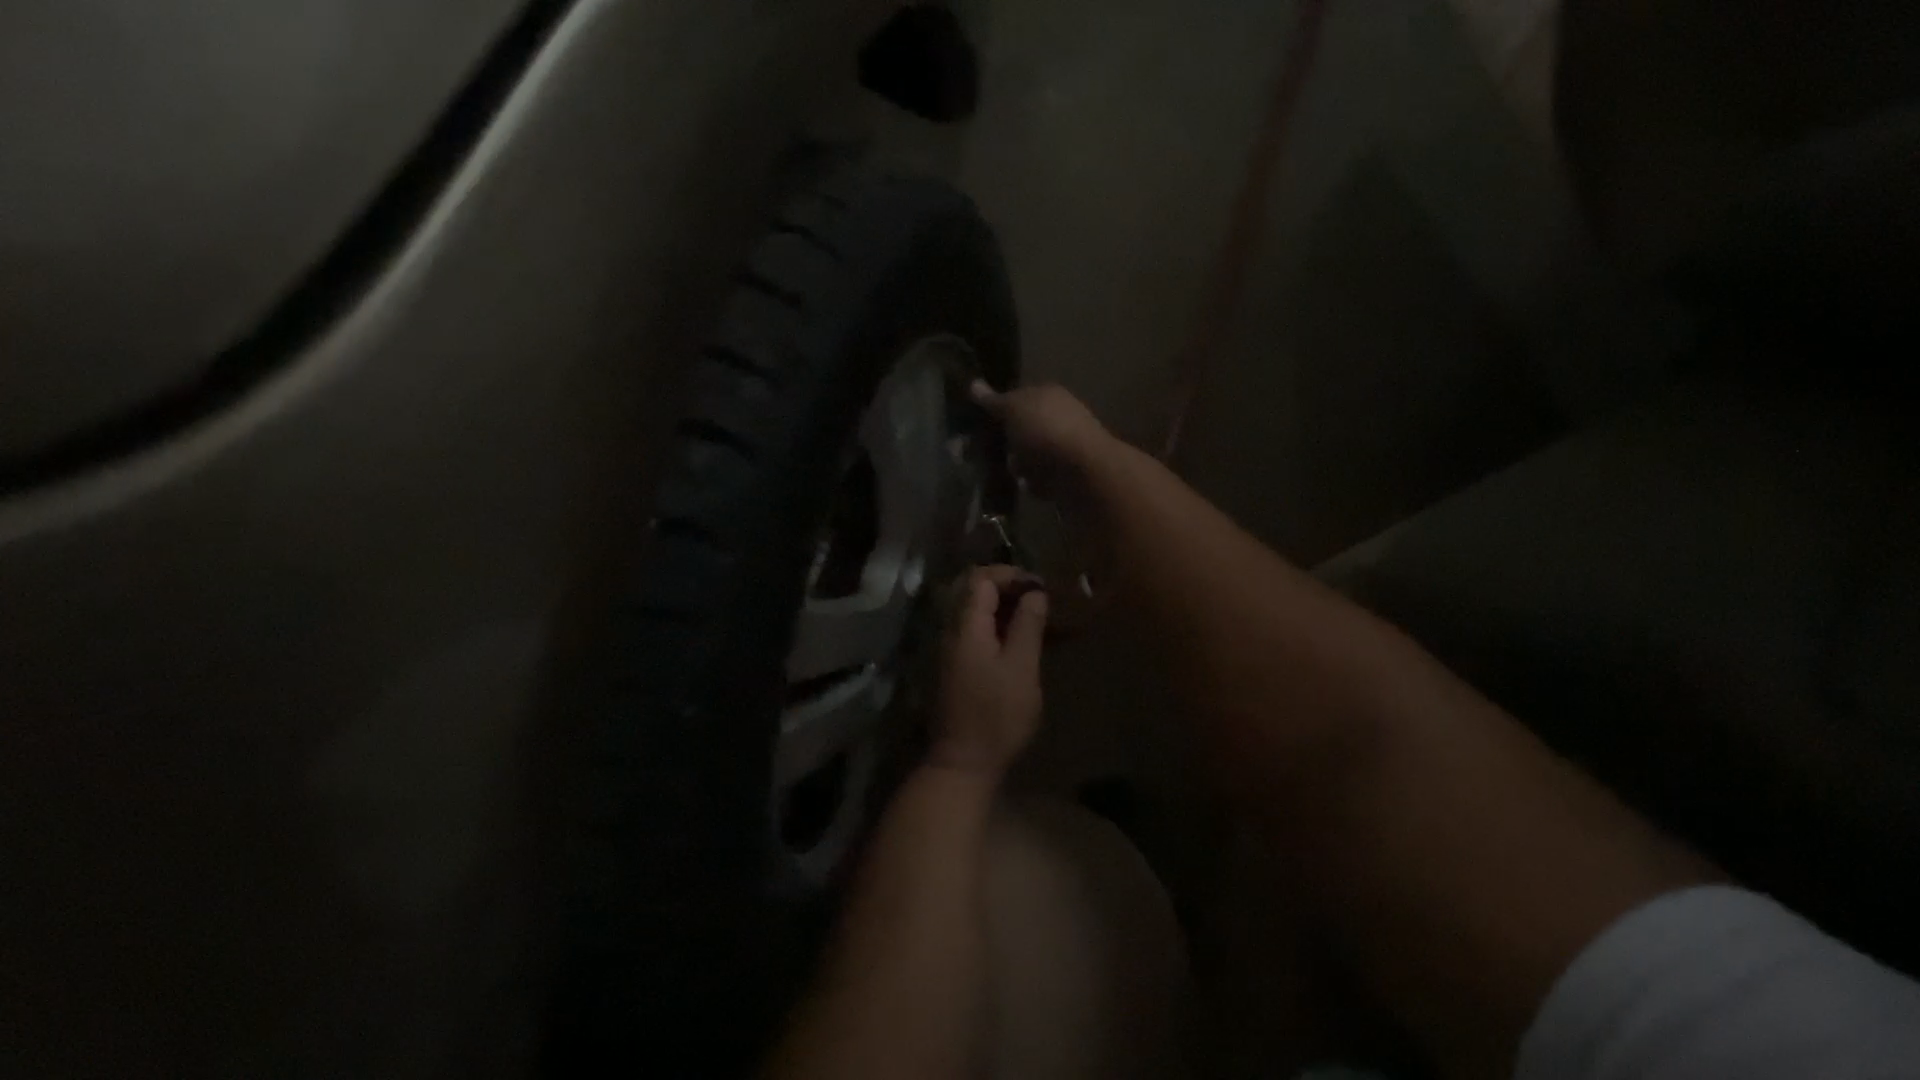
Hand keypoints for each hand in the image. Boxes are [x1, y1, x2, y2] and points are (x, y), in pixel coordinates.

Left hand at [932, 565, 1047, 777]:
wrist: (963, 761)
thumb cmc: (997, 715)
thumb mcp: (1022, 668)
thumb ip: (1027, 626)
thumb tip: (1034, 593)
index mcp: (966, 626)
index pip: (981, 578)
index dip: (1011, 575)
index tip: (1040, 587)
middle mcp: (950, 631)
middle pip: (973, 591)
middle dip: (1007, 588)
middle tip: (1039, 600)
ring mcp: (948, 649)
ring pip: (973, 612)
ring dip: (1002, 608)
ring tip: (1034, 619)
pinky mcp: (953, 667)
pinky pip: (973, 632)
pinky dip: (995, 627)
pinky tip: (1018, 642)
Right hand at [969, 381, 1112, 497]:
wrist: (1083, 472)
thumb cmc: (1045, 431)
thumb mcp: (1013, 409)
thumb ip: (993, 400)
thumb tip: (973, 384)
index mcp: (1049, 394)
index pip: (1019, 397)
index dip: (999, 409)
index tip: (981, 423)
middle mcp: (1059, 417)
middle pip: (1024, 428)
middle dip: (1008, 441)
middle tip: (990, 451)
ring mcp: (1065, 447)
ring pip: (1031, 455)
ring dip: (1019, 465)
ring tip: (1011, 471)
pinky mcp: (1069, 474)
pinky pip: (1042, 478)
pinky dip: (1034, 482)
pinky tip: (1028, 485)